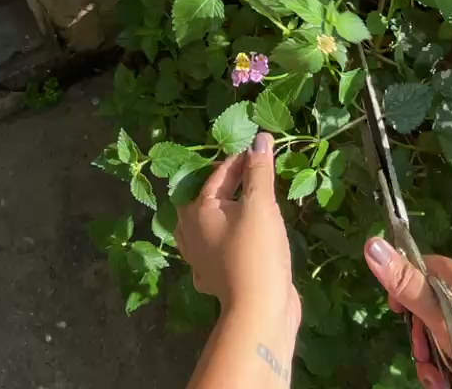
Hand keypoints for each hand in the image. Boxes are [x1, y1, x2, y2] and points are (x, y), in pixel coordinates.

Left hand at [176, 132, 300, 335]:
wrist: (259, 313)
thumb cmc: (256, 251)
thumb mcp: (260, 204)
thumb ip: (259, 170)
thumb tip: (261, 138)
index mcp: (196, 210)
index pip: (219, 174)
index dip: (241, 160)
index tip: (260, 150)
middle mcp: (190, 232)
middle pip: (209, 198)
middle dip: (230, 184)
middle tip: (252, 170)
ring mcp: (200, 258)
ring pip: (211, 224)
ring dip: (227, 211)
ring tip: (245, 200)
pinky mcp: (216, 277)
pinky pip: (220, 246)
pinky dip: (230, 236)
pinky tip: (242, 235)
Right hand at [363, 239, 451, 388]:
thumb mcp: (442, 317)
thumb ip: (407, 284)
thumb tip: (371, 243)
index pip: (426, 267)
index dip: (406, 284)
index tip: (395, 308)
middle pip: (430, 306)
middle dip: (419, 333)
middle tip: (421, 353)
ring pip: (442, 336)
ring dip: (431, 359)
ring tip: (436, 380)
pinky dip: (448, 372)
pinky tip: (447, 386)